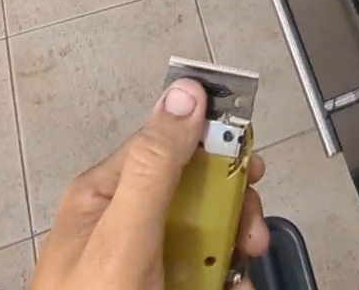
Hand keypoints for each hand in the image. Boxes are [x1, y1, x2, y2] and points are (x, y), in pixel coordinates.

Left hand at [32, 80, 268, 289]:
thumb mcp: (123, 241)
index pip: (169, 138)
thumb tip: (186, 89)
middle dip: (232, 203)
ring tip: (243, 274)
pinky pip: (200, 270)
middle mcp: (123, 218)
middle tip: (252, 236)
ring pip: (204, 227)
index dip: (215, 142)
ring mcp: (140, 259)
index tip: (252, 164)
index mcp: (106, 193)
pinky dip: (223, 278)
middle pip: (195, 183)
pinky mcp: (158, 288)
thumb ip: (155, 166)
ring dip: (233, 244)